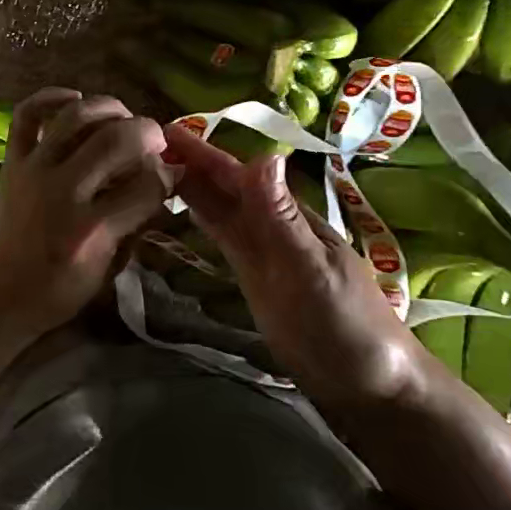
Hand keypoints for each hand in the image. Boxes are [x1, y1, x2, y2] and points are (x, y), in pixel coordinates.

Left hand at [0, 89, 176, 338]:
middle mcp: (62, 191)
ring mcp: (33, 170)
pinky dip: (52, 98)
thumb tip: (165, 178)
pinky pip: (28, 114)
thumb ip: (138, 219)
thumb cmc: (61, 286)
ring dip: (110, 109)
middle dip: (147, 133)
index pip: (145, 185)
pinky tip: (77, 100)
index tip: (173, 170)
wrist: (1, 290)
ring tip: (124, 119)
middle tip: (156, 140)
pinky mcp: (13, 160)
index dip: (167, 174)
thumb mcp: (110, 264)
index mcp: (90, 229)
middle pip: (115, 140)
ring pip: (76, 117)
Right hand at [163, 125, 430, 408]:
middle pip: (225, 186)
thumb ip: (282, 218)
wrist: (367, 381)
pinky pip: (223, 238)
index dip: (203, 152)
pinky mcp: (256, 279)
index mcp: (286, 214)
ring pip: (221, 209)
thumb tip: (263, 155)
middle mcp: (272, 225)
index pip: (236, 174)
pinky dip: (203, 218)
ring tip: (154, 164)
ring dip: (192, 185)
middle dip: (190, 161)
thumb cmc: (345, 322)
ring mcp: (263, 252)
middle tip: (144, 141)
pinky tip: (186, 207)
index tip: (165, 128)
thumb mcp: (311, 268)